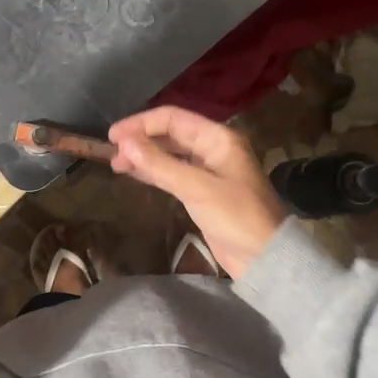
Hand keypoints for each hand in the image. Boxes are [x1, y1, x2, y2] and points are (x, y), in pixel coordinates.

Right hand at [108, 106, 287, 278]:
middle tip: (112, 151)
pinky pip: (172, 172)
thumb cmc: (237, 217)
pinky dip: (152, 171)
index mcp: (217, 138)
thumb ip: (160, 164)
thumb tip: (124, 143)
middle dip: (140, 139)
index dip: (141, 123)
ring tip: (116, 164)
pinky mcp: (202, 191)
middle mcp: (212, 148)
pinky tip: (134, 174)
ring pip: (169, 153)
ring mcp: (207, 170)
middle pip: (169, 133)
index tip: (114, 135)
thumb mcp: (197, 189)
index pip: (172, 118)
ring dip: (144, 155)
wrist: (265, 259)